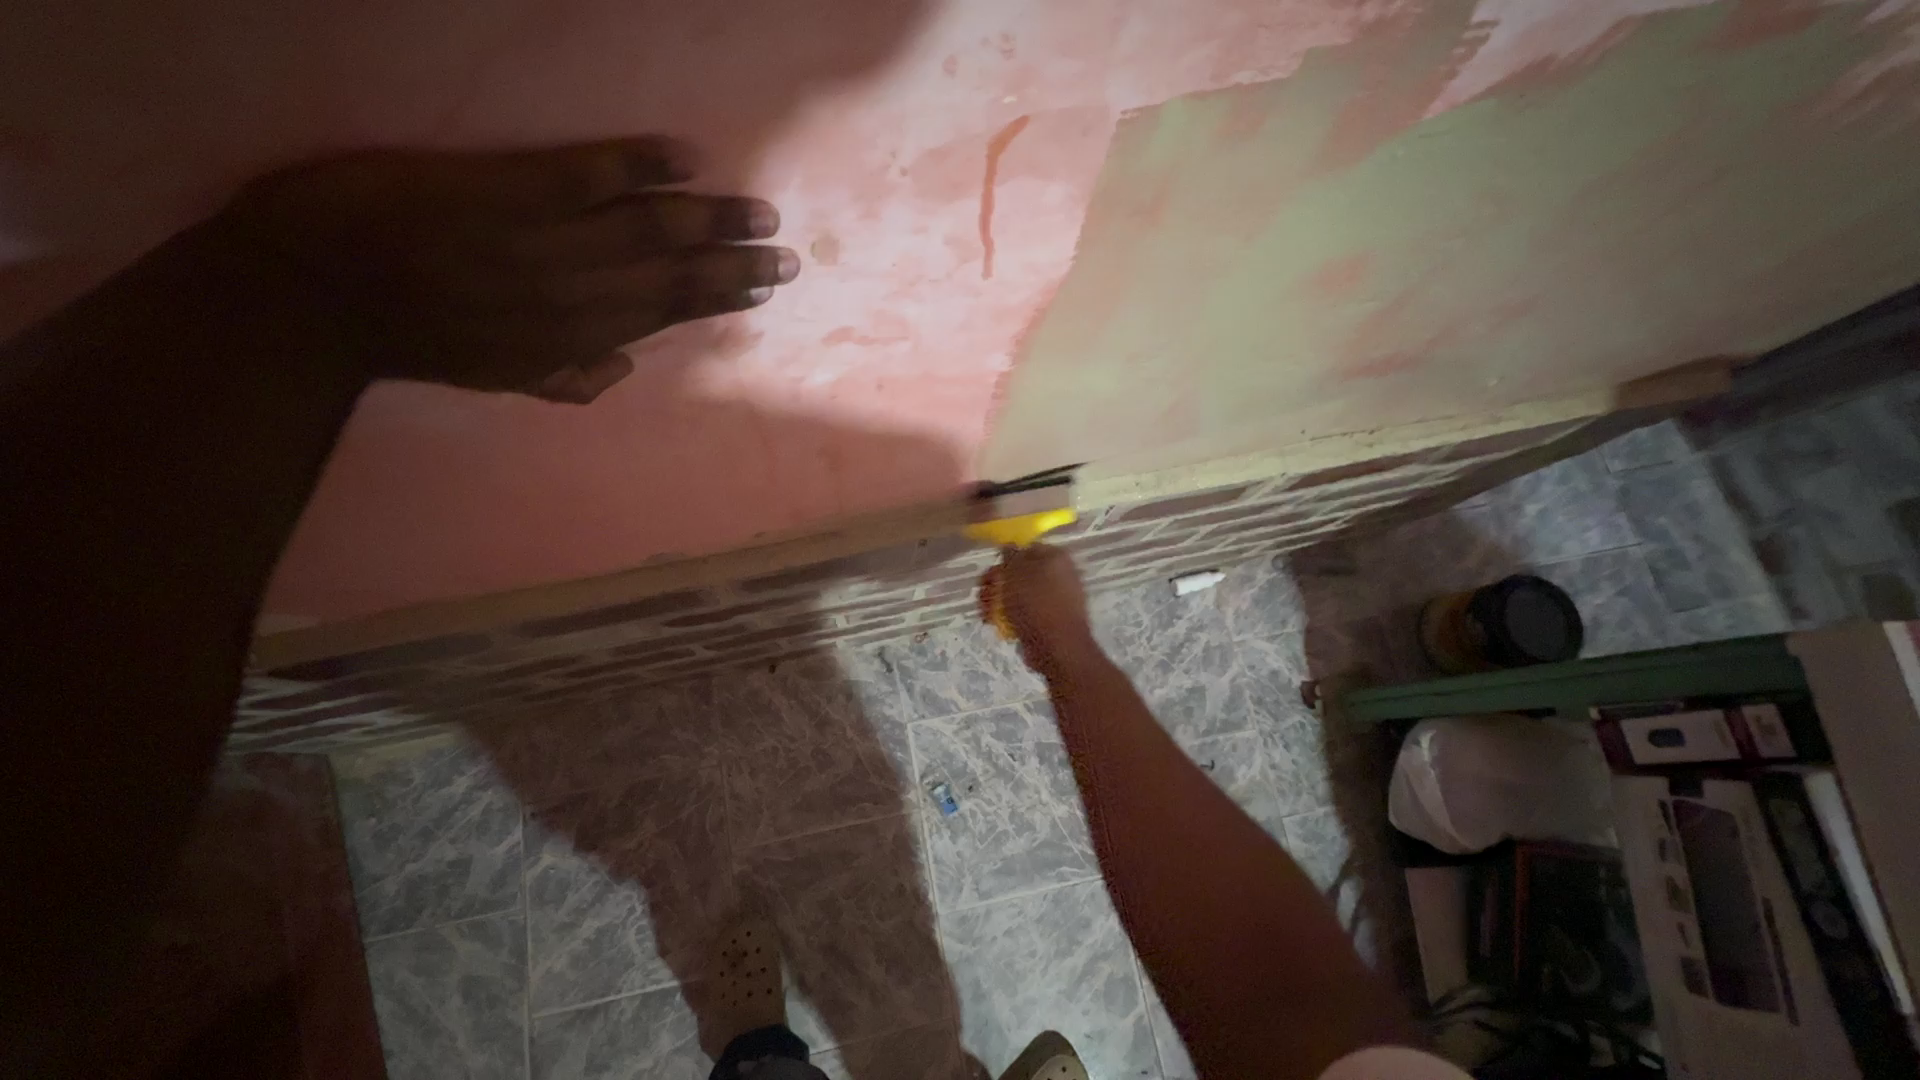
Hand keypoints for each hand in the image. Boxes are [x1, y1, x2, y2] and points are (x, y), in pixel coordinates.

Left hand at [211, 137, 798, 402]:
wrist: (316, 297)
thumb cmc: (412, 339)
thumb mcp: (494, 378)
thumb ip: (563, 379)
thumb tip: (624, 371)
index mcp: (573, 338)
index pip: (663, 314)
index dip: (718, 298)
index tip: (761, 287)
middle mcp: (575, 295)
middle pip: (670, 275)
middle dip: (732, 265)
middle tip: (785, 255)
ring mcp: (545, 243)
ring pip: (645, 231)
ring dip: (707, 222)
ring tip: (757, 214)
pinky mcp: (506, 193)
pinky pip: (584, 176)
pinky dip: (636, 166)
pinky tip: (682, 159)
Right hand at [987, 544, 1099, 674]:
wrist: (1057, 648)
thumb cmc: (1036, 604)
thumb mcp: (1016, 573)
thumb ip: (1010, 556)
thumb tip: (1009, 545)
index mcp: (1056, 557)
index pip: (1025, 548)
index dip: (1004, 559)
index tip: (990, 573)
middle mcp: (1060, 574)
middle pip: (1020, 573)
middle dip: (996, 583)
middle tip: (983, 594)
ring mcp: (1057, 599)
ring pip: (1020, 594)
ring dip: (998, 601)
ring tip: (985, 614)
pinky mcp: (1051, 620)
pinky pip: (1026, 612)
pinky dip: (1010, 617)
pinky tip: (997, 625)